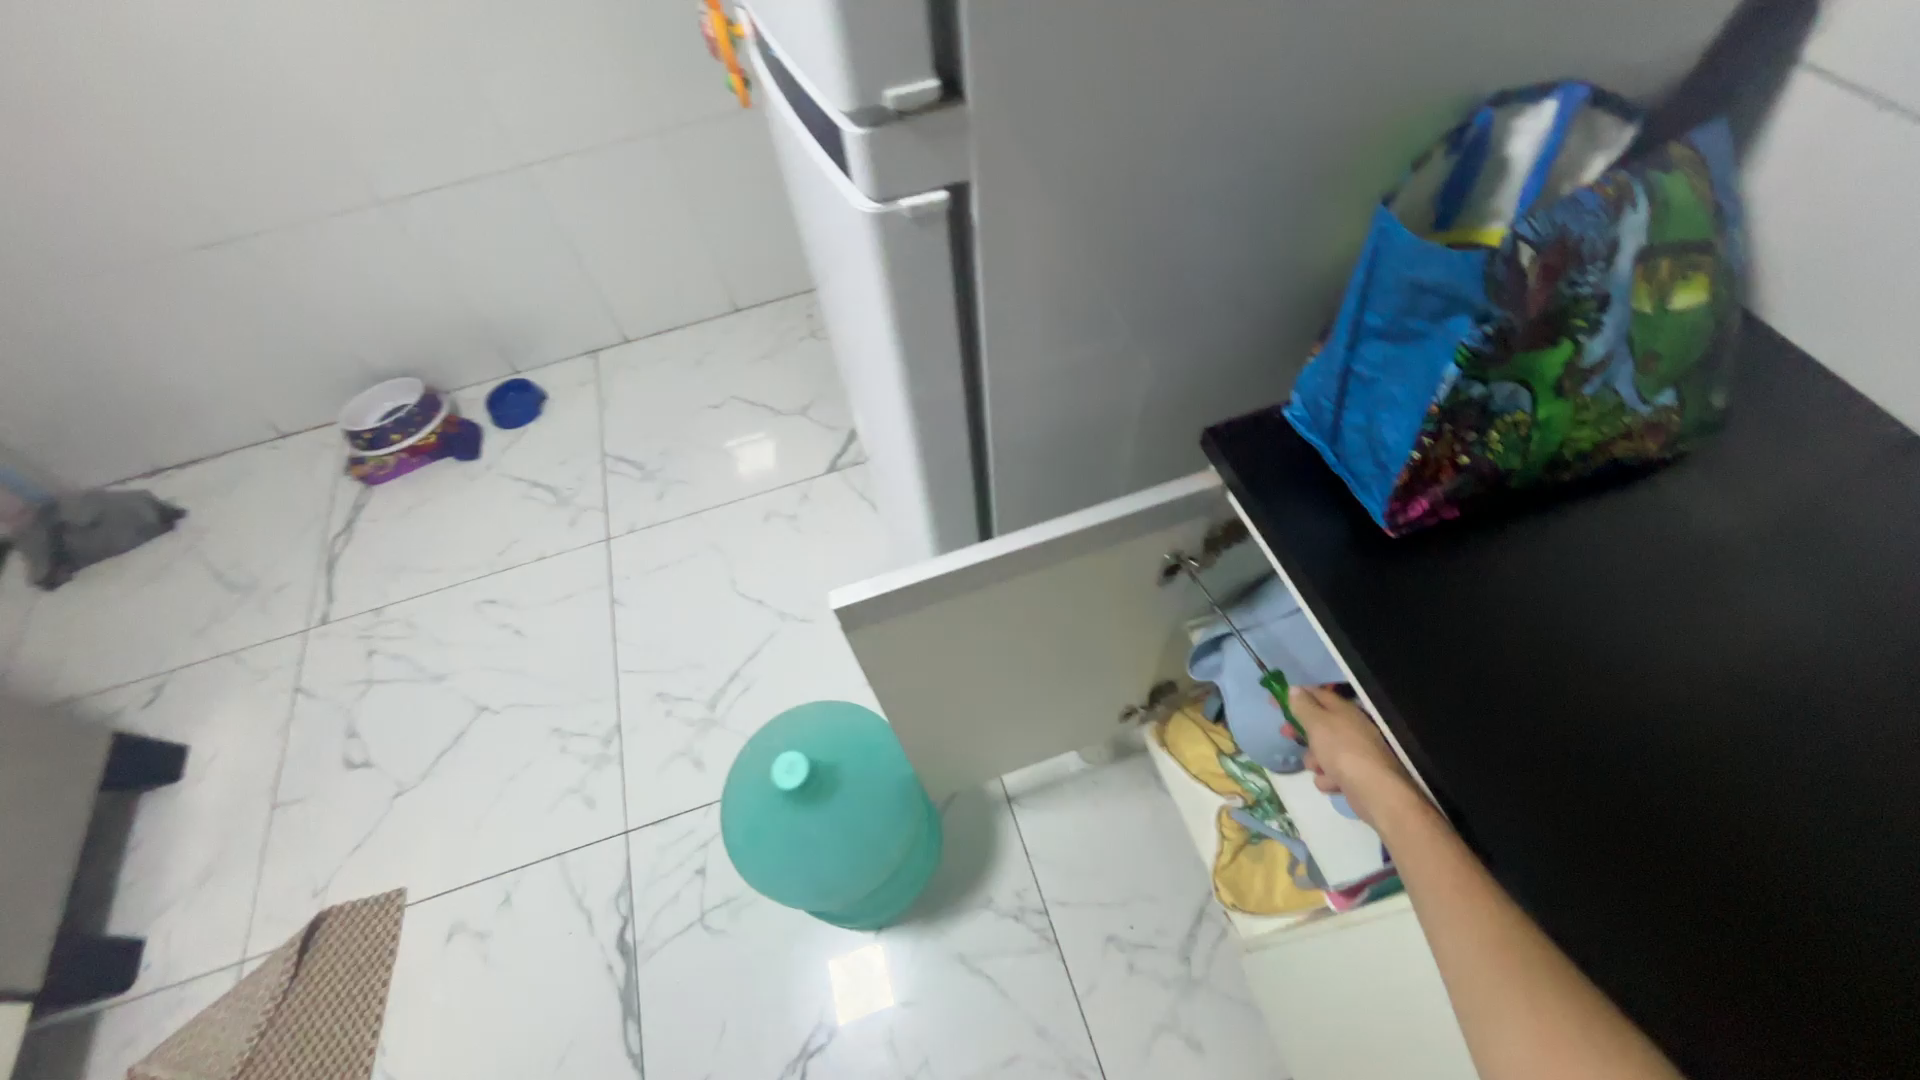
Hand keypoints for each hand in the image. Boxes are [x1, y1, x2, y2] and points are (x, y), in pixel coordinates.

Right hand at [1287, 684, 1421, 828]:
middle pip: (1317, 723)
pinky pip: (1331, 772)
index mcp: (1344, 711)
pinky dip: (1328, 778)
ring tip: (1318, 767)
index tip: (1273, 701)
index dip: (1294, 695)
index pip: (1315, 694)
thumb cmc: (1342, 751)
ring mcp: (1354, 752)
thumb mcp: (1317, 724)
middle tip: (1285, 733)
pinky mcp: (1354, 774)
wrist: (1375, 791)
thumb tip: (1294, 689)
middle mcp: (1350, 728)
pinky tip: (1332, 783)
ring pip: (1321, 750)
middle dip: (1300, 731)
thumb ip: (1303, 706)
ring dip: (1314, 760)